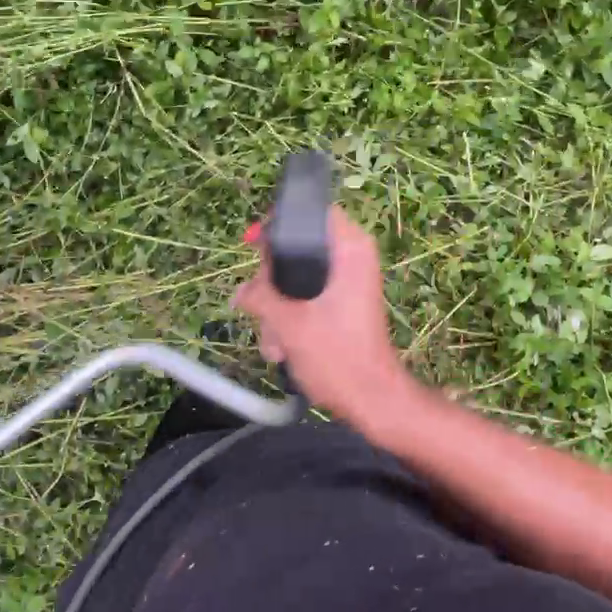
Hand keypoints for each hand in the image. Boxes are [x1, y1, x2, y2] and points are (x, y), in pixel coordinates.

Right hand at [232, 207, 415, 422]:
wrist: (370, 399)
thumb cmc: (336, 355)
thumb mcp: (287, 321)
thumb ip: (259, 295)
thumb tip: (241, 292)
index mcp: (350, 249)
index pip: (311, 213)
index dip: (278, 225)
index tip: (253, 246)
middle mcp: (353, 258)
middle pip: (298, 248)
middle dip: (272, 282)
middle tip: (261, 307)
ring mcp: (349, 282)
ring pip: (298, 277)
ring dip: (278, 308)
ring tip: (275, 341)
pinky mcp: (344, 304)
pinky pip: (308, 297)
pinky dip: (292, 317)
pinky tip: (282, 346)